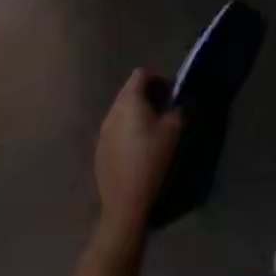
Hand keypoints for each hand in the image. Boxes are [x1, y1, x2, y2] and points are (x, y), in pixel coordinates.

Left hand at [94, 69, 182, 231]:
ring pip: (121, 110)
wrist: (125, 201)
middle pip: (129, 91)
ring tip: (152, 129)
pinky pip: (115, 128)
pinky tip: (137, 148)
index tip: (170, 93)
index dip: (157, 78)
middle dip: (148, 95)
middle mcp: (112, 110)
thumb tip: (174, 106)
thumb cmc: (151, 159)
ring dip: (137, 112)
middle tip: (164, 110)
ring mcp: (102, 130)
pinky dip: (127, 129)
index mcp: (130, 101)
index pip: (140, 74)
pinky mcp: (99, 148)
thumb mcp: (173, 131)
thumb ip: (176, 110)